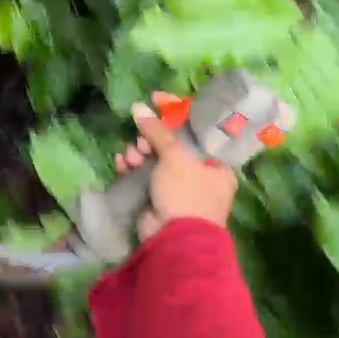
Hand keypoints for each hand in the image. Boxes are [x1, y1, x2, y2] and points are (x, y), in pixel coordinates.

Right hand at [114, 92, 237, 239]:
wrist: (176, 239)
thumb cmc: (187, 194)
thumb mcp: (176, 157)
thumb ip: (158, 131)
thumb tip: (138, 107)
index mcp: (215, 165)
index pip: (197, 129)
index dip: (177, 111)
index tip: (155, 98)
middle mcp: (199, 174)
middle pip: (170, 142)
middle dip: (150, 137)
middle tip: (141, 141)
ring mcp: (176, 186)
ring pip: (152, 156)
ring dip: (137, 152)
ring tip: (131, 157)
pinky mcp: (156, 195)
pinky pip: (141, 172)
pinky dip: (131, 166)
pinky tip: (123, 164)